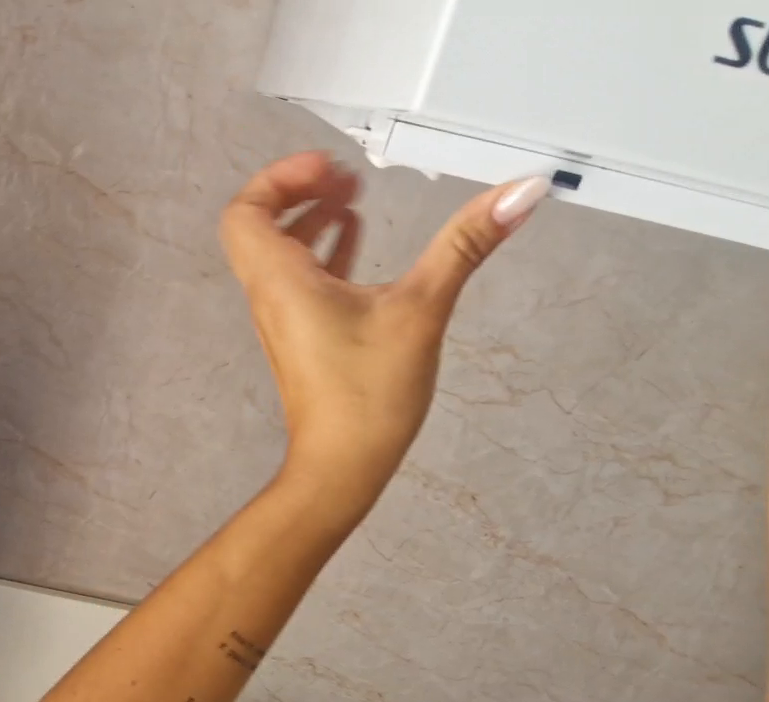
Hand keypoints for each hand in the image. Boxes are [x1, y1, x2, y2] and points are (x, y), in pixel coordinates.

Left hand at [221, 152, 547, 503]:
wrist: (341, 466)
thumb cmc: (368, 395)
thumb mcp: (421, 310)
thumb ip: (465, 244)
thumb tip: (523, 189)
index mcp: (282, 281)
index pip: (245, 212)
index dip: (278, 178)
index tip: (329, 168)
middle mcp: (271, 297)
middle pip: (257, 227)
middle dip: (297, 192)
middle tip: (344, 177)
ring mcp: (283, 321)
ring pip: (279, 255)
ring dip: (311, 221)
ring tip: (355, 198)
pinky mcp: (302, 340)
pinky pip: (299, 282)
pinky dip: (322, 254)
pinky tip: (357, 243)